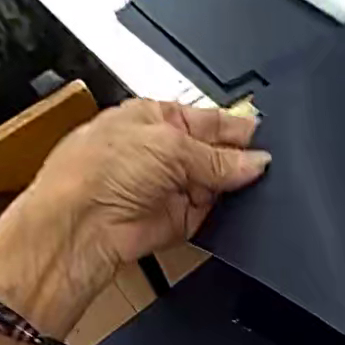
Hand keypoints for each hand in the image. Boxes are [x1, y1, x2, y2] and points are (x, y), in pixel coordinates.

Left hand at [0, 100, 269, 337]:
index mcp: (155, 118)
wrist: (82, 225)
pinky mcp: (175, 222)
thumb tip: (254, 162)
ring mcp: (169, 189)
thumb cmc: (97, 172)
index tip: (261, 138)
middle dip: (236, 160)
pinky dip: (221, 214)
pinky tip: (231, 207)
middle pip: (215, 154)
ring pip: (216, 186)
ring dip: (230, 188)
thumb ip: (217, 157)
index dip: (235, 128)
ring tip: (244, 187)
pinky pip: (209, 217)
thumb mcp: (168, 145)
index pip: (208, 120)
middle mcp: (162, 153)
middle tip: (257, 165)